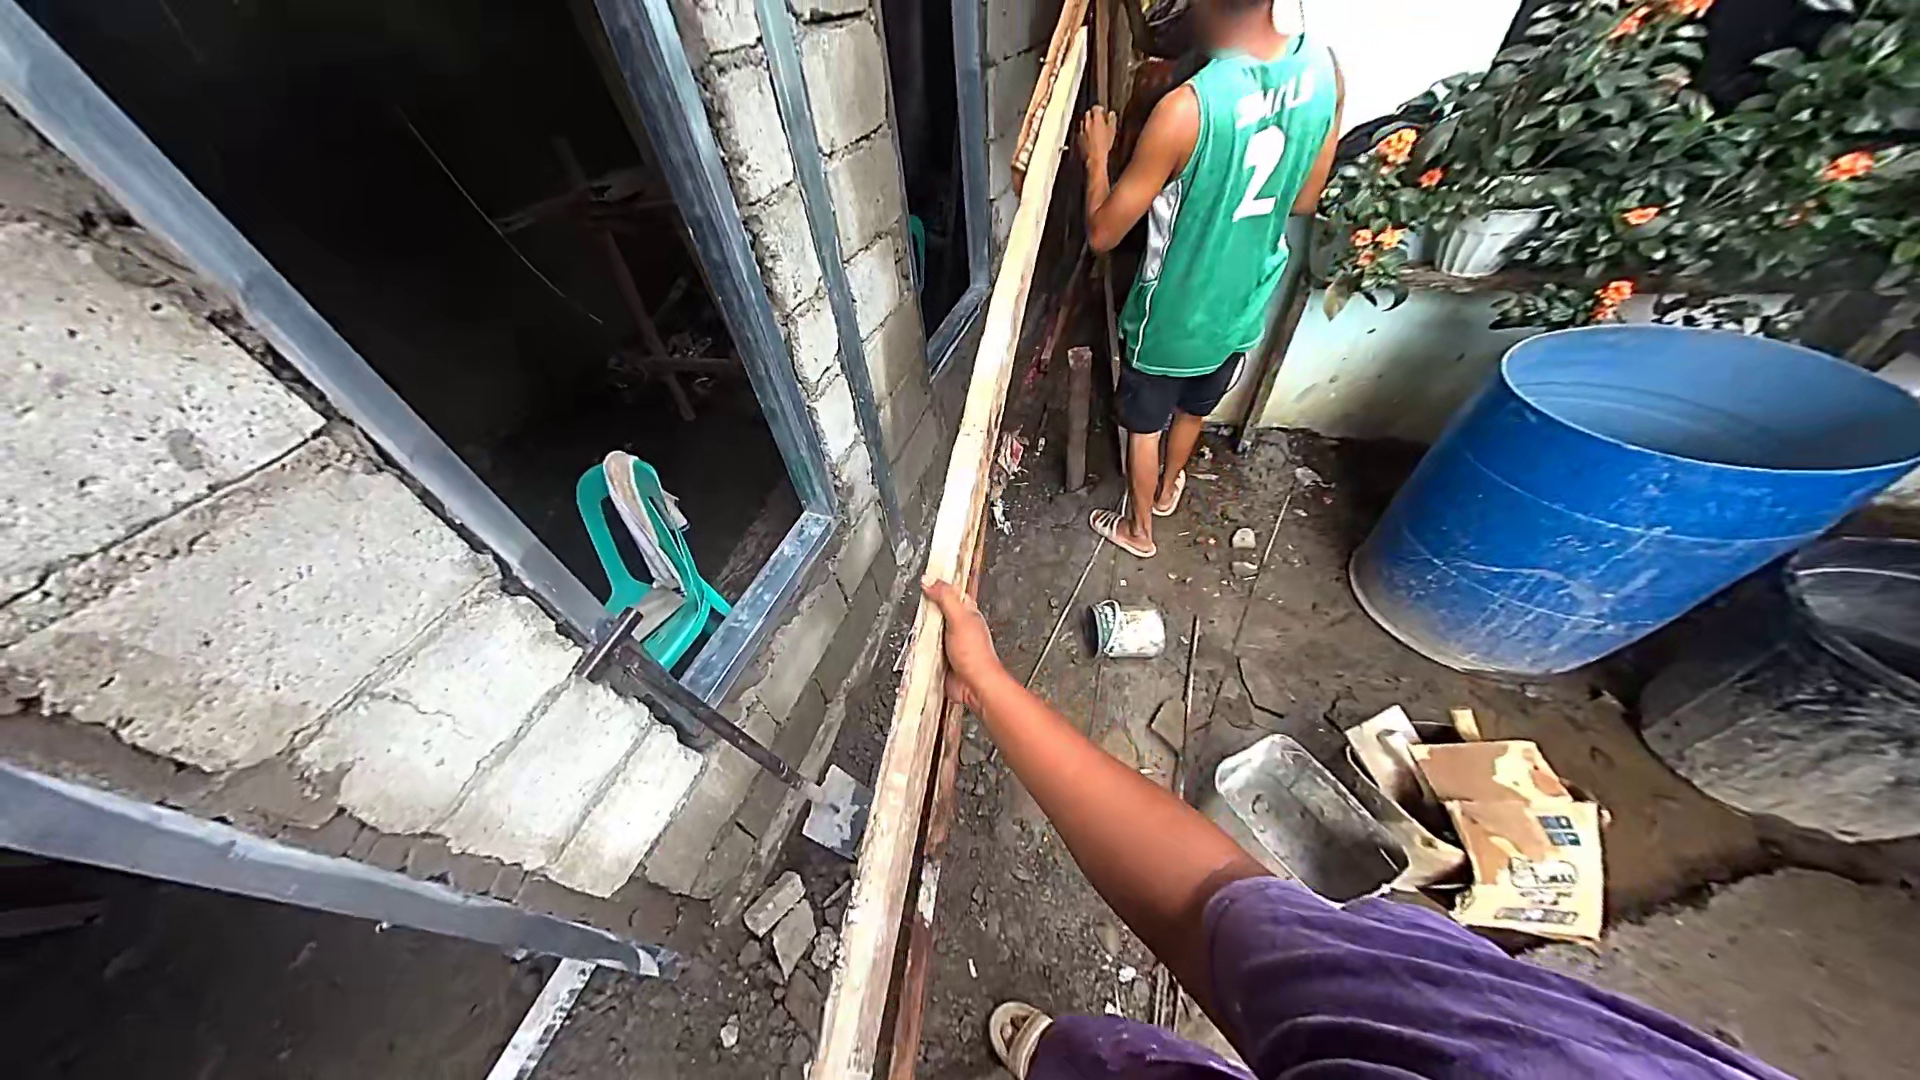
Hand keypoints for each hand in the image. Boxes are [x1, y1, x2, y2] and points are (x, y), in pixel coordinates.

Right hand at [920, 576, 1003, 710]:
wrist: (974, 686)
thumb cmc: (976, 655)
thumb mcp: (959, 619)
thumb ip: (945, 598)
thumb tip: (930, 580)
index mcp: (966, 612)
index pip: (950, 591)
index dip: (938, 584)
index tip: (923, 578)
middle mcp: (957, 625)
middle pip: (935, 610)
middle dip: (924, 608)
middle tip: (915, 604)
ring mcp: (947, 642)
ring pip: (928, 629)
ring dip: (920, 630)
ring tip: (913, 625)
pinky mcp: (938, 657)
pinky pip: (923, 648)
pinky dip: (918, 648)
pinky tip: (915, 646)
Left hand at [1078, 106, 1116, 167]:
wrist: (1095, 158)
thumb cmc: (1105, 144)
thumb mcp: (1112, 131)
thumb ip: (1111, 120)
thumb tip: (1111, 113)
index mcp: (1096, 119)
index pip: (1095, 107)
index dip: (1099, 109)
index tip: (1102, 112)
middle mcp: (1087, 123)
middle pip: (1088, 114)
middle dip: (1092, 115)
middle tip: (1097, 119)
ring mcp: (1082, 130)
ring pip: (1083, 122)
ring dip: (1087, 122)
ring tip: (1092, 127)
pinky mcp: (1078, 138)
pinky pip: (1081, 131)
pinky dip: (1084, 131)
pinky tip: (1088, 136)